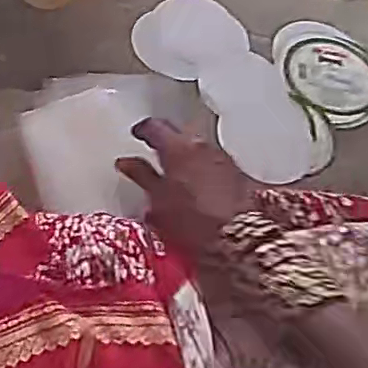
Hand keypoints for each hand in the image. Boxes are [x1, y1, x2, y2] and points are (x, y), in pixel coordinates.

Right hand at [115, 118, 258, 257]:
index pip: (155, 126)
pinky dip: (203, 170)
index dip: (143, 130)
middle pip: (180, 134)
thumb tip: (126, 162)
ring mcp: (225, 160)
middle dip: (167, 141)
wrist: (241, 241)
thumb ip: (141, 175)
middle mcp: (203, 146)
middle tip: (154, 152)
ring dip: (187, 157)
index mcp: (177, 146)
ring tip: (175, 174)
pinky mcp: (241, 176)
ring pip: (199, 149)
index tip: (138, 134)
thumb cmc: (193, 222)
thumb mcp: (157, 200)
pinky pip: (215, 164)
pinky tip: (198, 187)